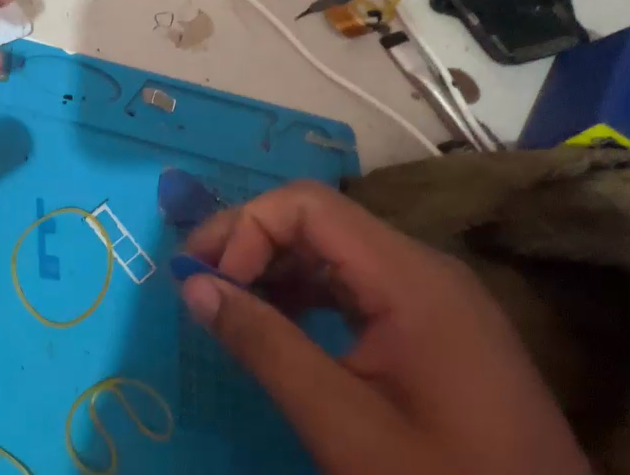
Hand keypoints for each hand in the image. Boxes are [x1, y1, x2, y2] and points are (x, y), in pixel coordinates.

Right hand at [178, 181, 589, 474]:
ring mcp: (437, 300)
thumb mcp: (343, 423)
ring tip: (230, 306)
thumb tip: (191, 284)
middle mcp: (426, 271)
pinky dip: (305, 293)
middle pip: (317, 221)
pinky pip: (356, 284)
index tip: (210, 281)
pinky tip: (279, 325)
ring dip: (272, 268)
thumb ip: (264, 344)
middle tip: (199, 284)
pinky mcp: (438, 330)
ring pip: (333, 251)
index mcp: (412, 279)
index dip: (246, 228)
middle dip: (249, 243)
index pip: (307, 205)